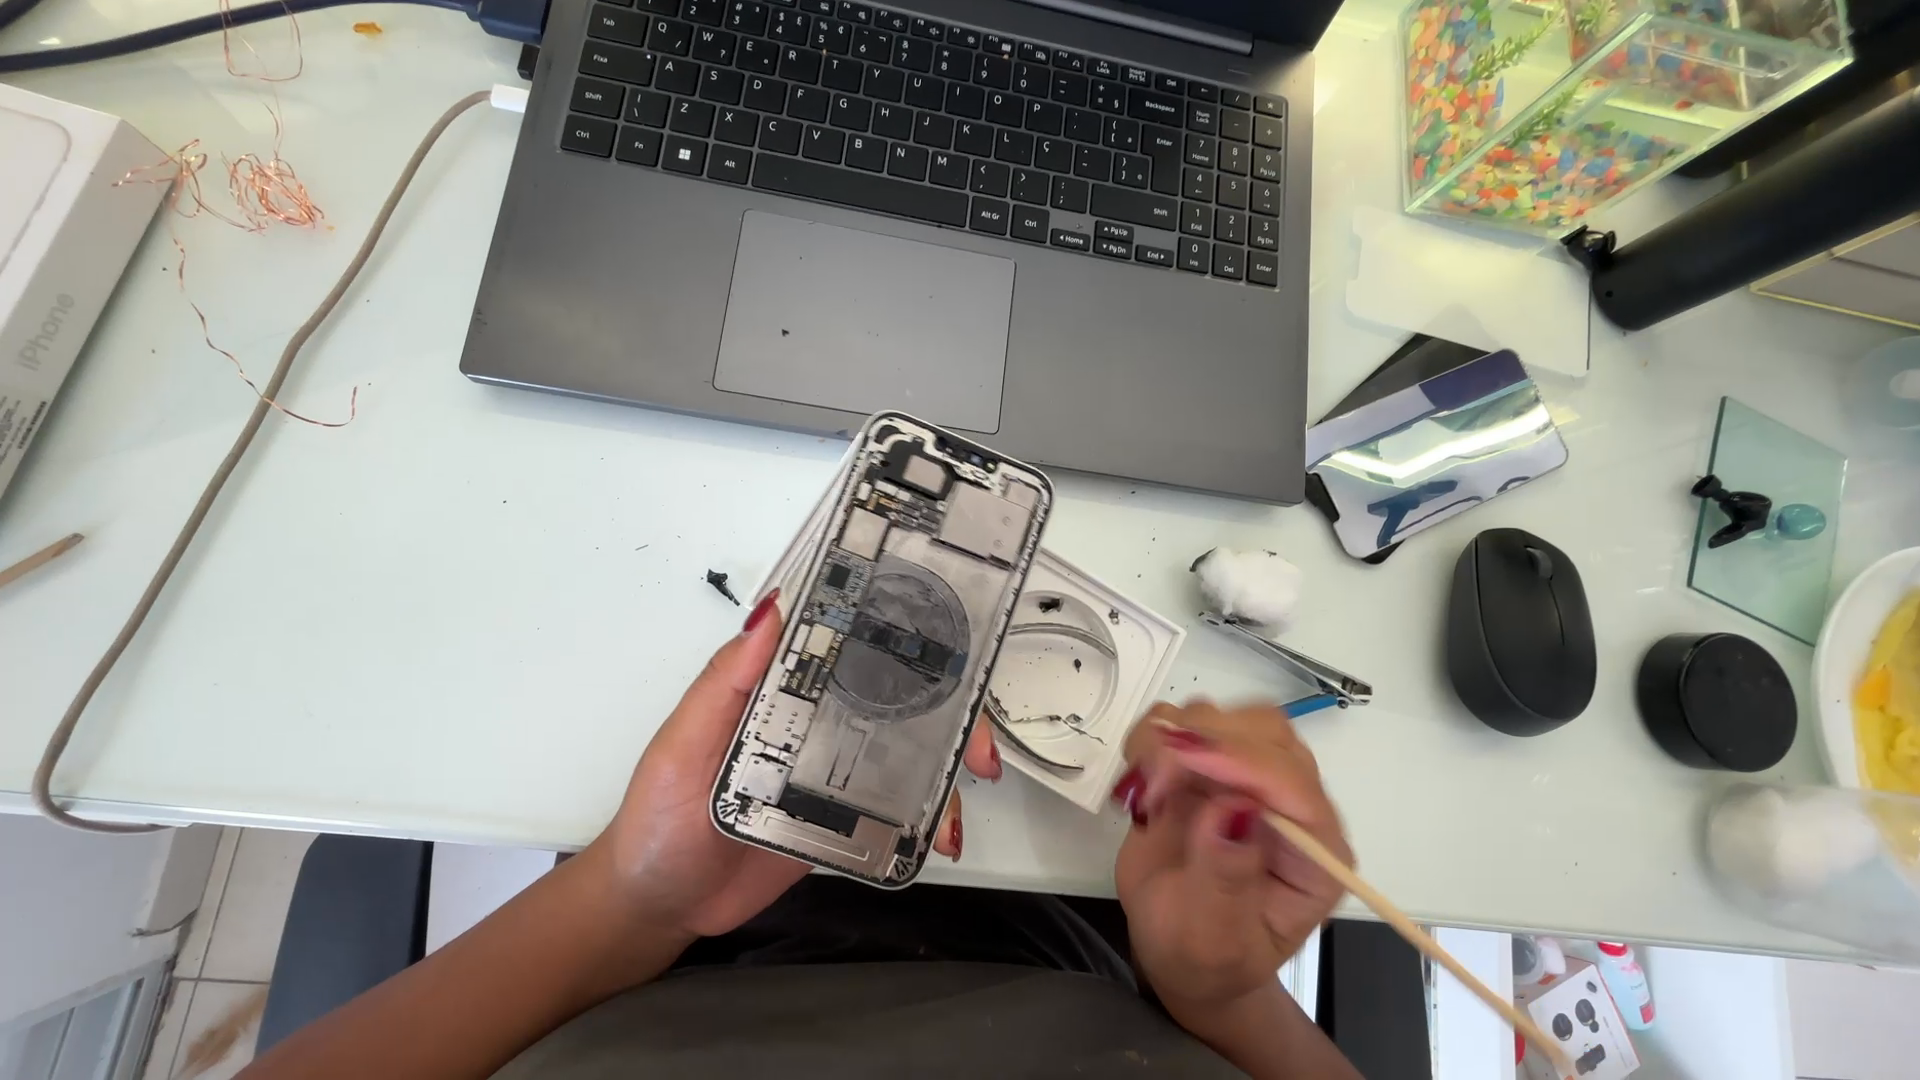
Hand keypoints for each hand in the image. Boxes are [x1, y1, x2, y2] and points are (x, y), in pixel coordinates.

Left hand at [585, 591, 1001, 940]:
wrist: (660, 904)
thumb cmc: (658, 818)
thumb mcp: (682, 743)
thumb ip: (723, 684)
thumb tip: (768, 615)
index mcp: (779, 691)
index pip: (845, 647)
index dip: (897, 636)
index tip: (945, 639)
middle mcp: (813, 723)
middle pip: (894, 700)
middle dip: (947, 709)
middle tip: (974, 739)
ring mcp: (831, 771)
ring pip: (906, 752)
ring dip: (946, 761)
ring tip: (968, 785)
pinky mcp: (840, 818)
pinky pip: (894, 808)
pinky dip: (926, 815)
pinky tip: (939, 831)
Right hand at [1111, 701, 1350, 1020]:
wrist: (1178, 949)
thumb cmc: (1206, 959)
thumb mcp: (1215, 940)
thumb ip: (1225, 879)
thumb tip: (1229, 811)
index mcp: (1314, 849)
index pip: (1293, 781)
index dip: (1240, 760)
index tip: (1179, 760)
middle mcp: (1286, 803)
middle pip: (1261, 731)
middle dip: (1203, 744)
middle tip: (1155, 789)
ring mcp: (1241, 778)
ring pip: (1218, 716)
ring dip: (1172, 740)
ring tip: (1148, 797)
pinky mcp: (1200, 766)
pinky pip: (1178, 722)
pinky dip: (1150, 739)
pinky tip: (1142, 785)